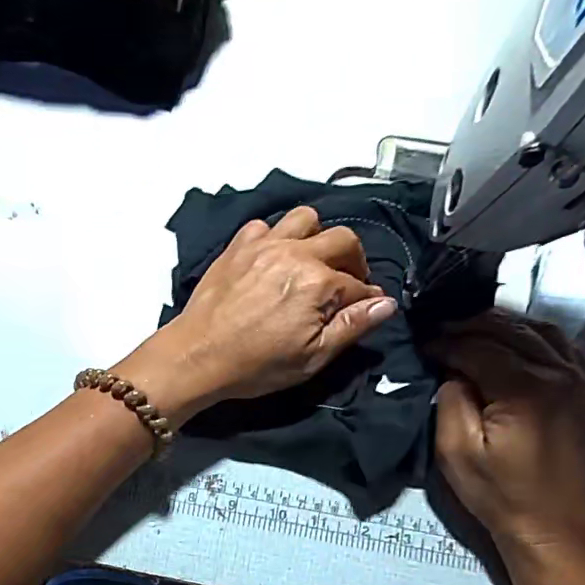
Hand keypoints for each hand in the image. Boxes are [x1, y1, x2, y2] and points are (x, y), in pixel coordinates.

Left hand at [117, 207, 398, 420]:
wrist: (198, 356)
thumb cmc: (255, 365)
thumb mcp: (311, 357)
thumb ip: (351, 327)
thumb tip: (386, 304)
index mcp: (318, 283)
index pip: (358, 285)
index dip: (367, 299)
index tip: (365, 308)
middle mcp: (296, 253)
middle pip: (343, 240)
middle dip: (354, 261)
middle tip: (346, 284)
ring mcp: (265, 245)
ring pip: (306, 218)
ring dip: (318, 237)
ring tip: (313, 261)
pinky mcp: (238, 246)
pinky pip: (266, 225)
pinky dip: (277, 237)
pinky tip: (274, 259)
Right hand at [432, 309, 584, 555]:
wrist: (555, 524)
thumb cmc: (500, 494)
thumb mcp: (456, 453)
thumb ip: (450, 401)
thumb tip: (451, 369)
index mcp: (526, 389)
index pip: (478, 346)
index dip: (444, 341)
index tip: (419, 343)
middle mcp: (558, 372)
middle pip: (509, 329)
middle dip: (468, 325)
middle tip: (436, 331)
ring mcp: (578, 376)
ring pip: (537, 328)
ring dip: (499, 324)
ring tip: (467, 330)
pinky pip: (559, 342)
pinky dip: (530, 333)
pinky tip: (508, 339)